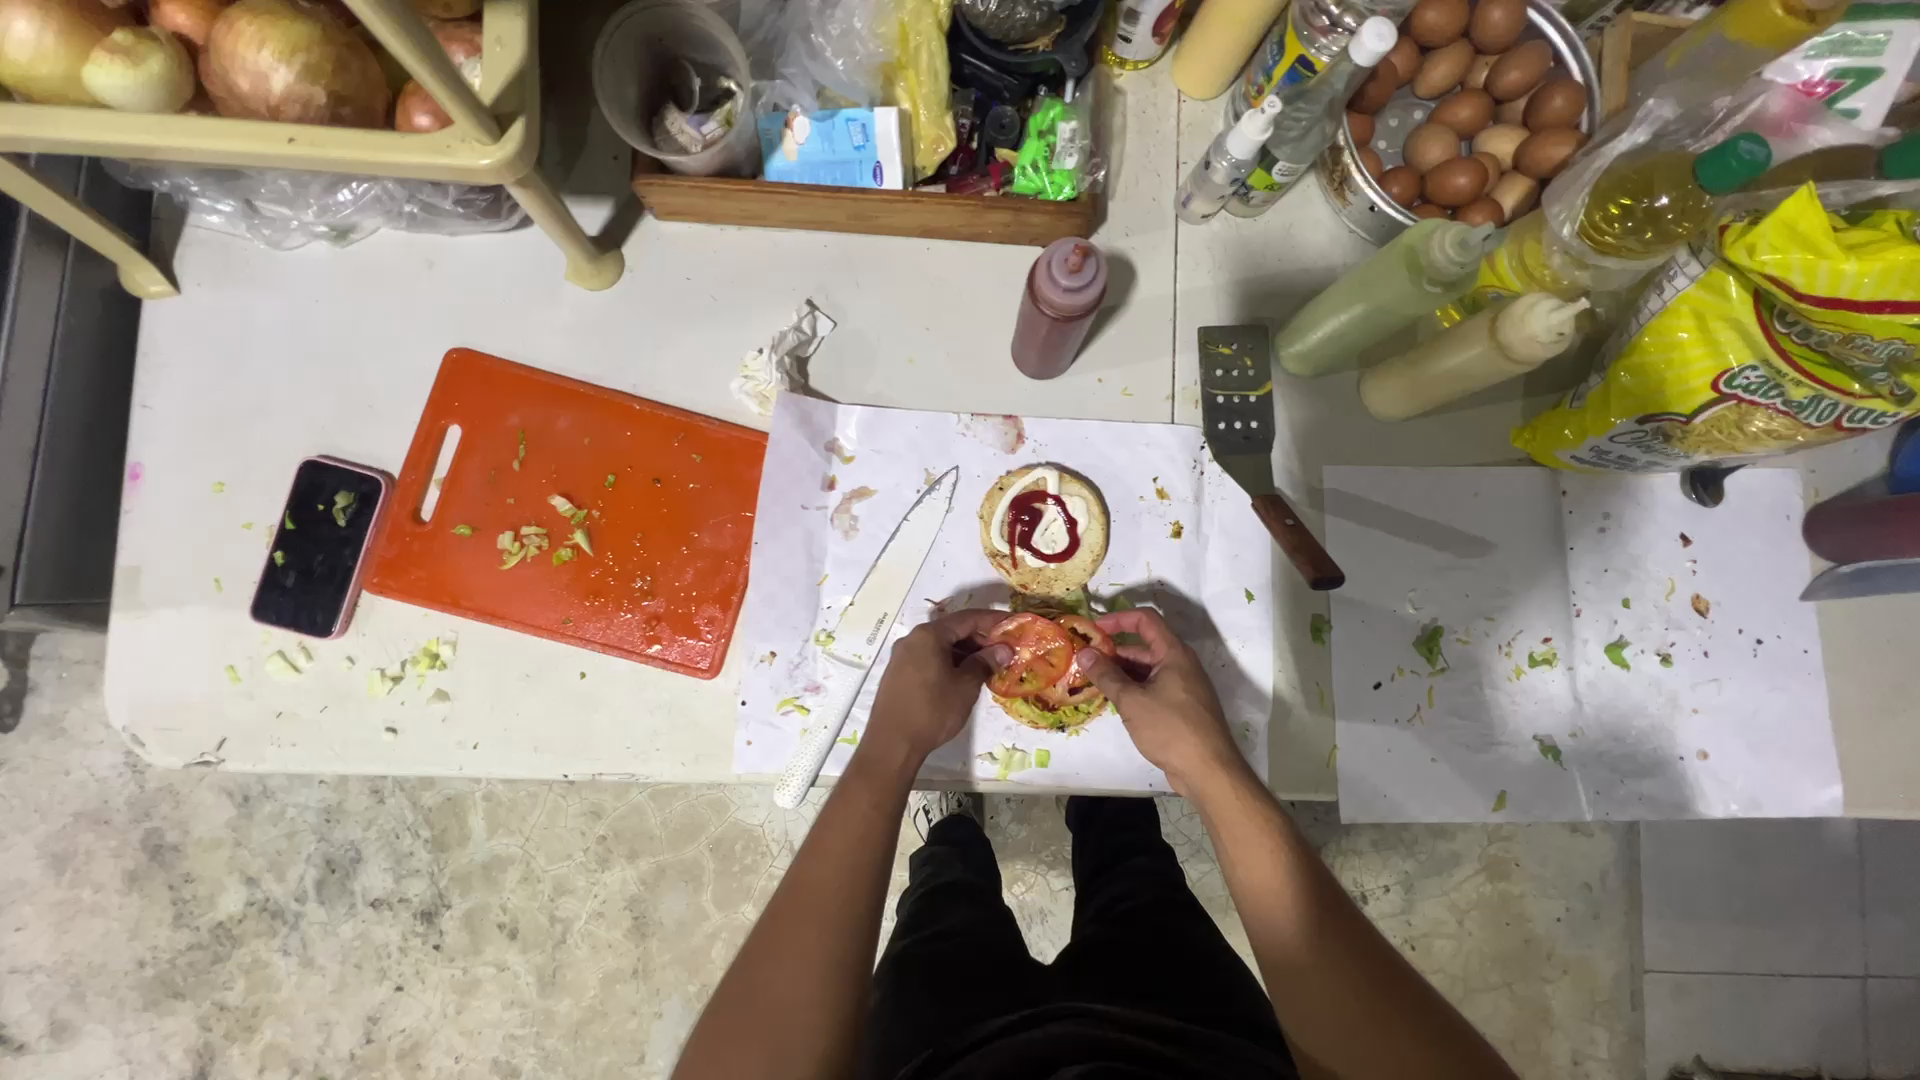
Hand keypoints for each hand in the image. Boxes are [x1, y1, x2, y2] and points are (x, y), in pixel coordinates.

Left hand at [865, 609, 1010, 763]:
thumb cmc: (932, 711)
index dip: (993, 620)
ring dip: (965, 652)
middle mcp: (912, 639)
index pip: (967, 618)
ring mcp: (902, 656)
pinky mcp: (898, 673)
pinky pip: (929, 658)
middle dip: (980, 638)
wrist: (891, 744)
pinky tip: (964, 677)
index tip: (1014, 625)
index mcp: (929, 635)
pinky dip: (949, 661)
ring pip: (940, 645)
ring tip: (988, 666)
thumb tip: (1004, 650)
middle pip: (952, 630)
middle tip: (1004, 651)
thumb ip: (985, 663)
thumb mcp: (965, 686)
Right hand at [1076, 608, 1247, 794]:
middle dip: (1113, 651)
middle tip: (1085, 661)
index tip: (1093, 629)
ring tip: (1092, 681)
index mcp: (1174, 653)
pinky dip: (1132, 688)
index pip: (1145, 620)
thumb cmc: (1171, 729)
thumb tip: (1084, 653)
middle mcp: (1180, 664)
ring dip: (1120, 672)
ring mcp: (1182, 686)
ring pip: (1146, 669)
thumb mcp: (1132, 700)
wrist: (1208, 770)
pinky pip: (1152, 687)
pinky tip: (1113, 700)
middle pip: (1143, 646)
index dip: (1118, 619)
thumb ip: (1106, 675)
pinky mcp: (1180, 706)